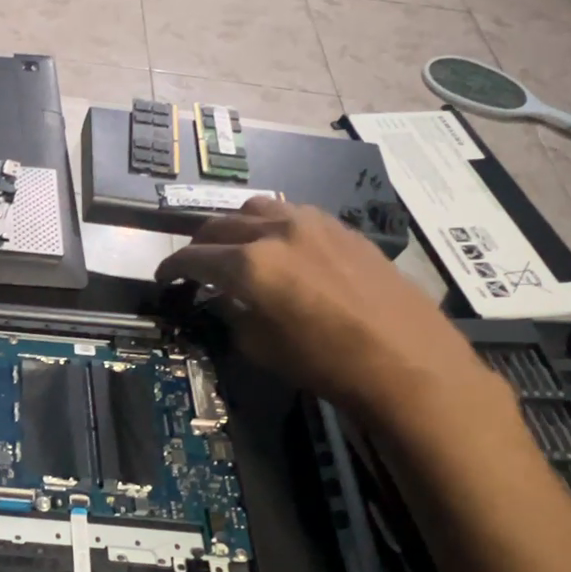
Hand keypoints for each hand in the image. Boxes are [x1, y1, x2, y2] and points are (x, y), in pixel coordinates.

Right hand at [155, 198, 502, 429]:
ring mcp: (312, 224)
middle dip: (198, 245)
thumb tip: (223, 299)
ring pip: (256, 209)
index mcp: (248, 264)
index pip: (192, 256)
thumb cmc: (324, 362)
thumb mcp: (258, 346)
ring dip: (235, 226)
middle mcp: (275, 232)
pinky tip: (278, 247)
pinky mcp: (342, 229)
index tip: (164, 278)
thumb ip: (232, 313)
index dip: (171, 268)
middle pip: (219, 225)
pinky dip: (271, 225)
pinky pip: (292, 214)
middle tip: (194, 266)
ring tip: (234, 247)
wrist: (405, 361)